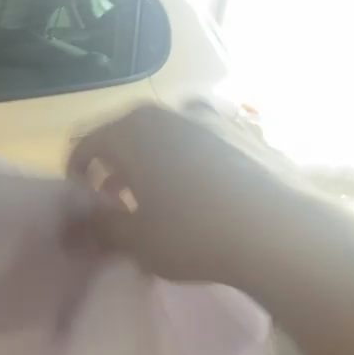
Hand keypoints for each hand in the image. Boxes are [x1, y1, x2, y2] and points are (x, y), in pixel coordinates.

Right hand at [69, 105, 353, 310]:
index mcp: (131, 132)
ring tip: (160, 204)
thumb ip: (100, 226)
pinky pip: (201, 144)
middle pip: (126, 135)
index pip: (85, 144)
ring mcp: (212, 117)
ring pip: (165, 137)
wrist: (277, 230)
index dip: (76, 176)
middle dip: (114, 169)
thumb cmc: (190, 234)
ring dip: (152, 165)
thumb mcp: (134, 241)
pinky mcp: (247, 131)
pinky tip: (201, 200)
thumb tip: (83, 221)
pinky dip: (188, 165)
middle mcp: (169, 112)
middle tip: (117, 206)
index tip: (82, 207)